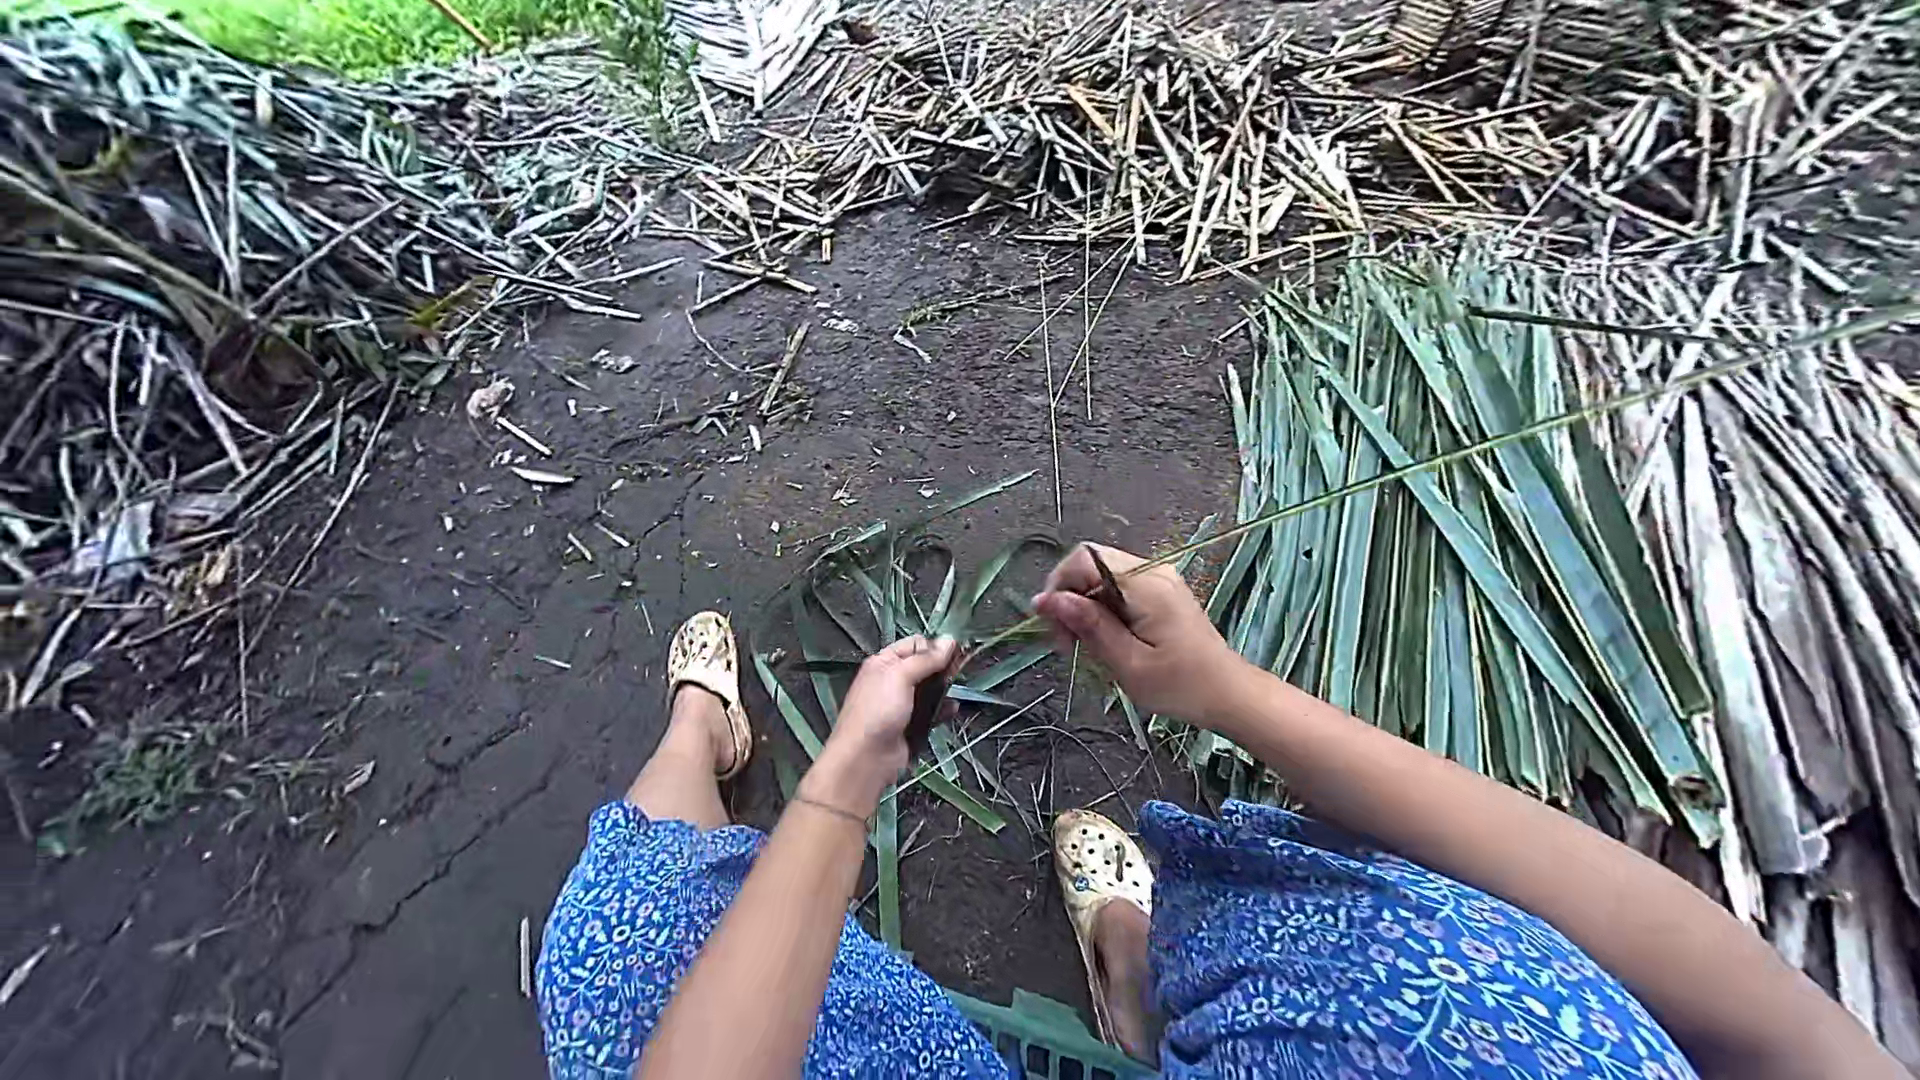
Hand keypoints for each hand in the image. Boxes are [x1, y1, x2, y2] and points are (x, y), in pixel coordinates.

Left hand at [805, 635, 957, 814]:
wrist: (866, 759)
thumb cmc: (878, 711)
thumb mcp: (900, 676)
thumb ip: (926, 658)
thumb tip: (949, 640)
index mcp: (884, 662)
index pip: (914, 644)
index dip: (933, 646)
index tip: (954, 651)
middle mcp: (892, 679)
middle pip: (924, 666)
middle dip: (942, 667)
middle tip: (959, 669)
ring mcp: (902, 703)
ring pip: (930, 689)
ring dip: (945, 688)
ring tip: (955, 689)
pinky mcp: (912, 723)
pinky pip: (932, 711)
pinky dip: (943, 709)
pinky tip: (952, 708)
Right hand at [1032, 543, 1246, 724]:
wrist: (1229, 694)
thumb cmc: (1181, 686)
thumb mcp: (1128, 663)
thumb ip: (1088, 625)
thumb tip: (1047, 600)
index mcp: (1145, 585)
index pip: (1083, 560)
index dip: (1058, 587)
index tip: (1053, 627)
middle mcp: (1151, 571)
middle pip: (1088, 563)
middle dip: (1067, 598)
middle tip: (1067, 642)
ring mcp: (1157, 578)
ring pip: (1098, 574)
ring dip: (1081, 605)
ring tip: (1083, 644)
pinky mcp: (1158, 590)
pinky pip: (1115, 586)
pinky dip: (1099, 607)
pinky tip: (1102, 637)